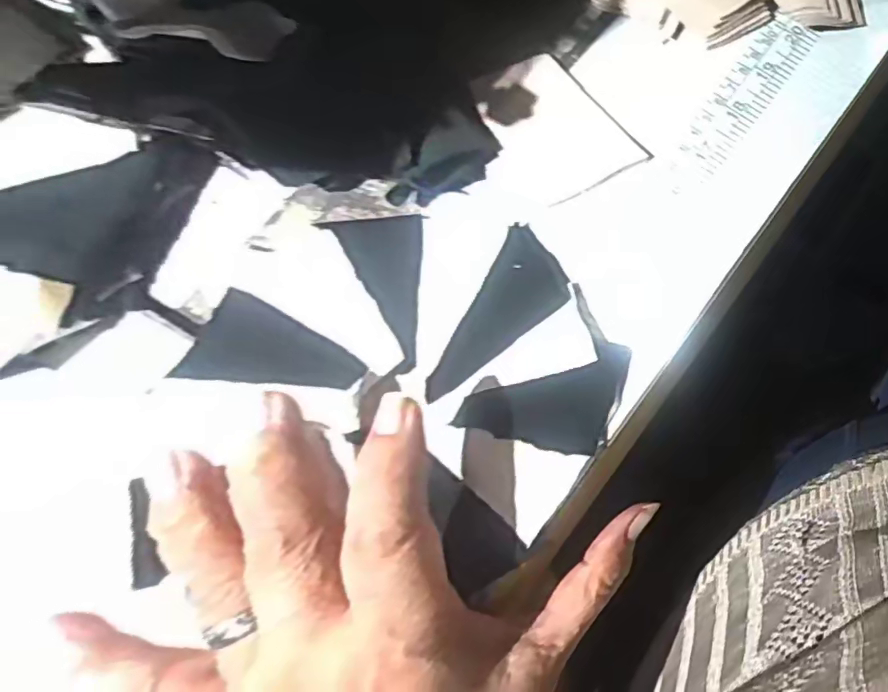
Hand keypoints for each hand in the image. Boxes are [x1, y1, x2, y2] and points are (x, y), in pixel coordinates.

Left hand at [57, 392, 655, 690]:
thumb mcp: (541, 665)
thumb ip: (590, 583)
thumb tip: (645, 509)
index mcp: (399, 633)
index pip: (389, 533)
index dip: (390, 468)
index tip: (395, 405)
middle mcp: (313, 651)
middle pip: (287, 549)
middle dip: (277, 470)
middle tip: (265, 403)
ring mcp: (254, 685)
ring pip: (216, 594)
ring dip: (191, 526)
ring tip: (170, 461)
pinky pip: (155, 686)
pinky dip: (104, 656)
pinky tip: (61, 621)